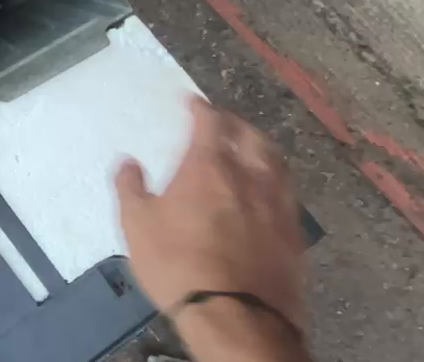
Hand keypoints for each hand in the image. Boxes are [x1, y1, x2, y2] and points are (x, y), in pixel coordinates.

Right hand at [115, 98, 306, 338]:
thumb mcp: (136, 223)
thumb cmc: (177, 264)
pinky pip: (287, 200)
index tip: (192, 101)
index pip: (209, 124)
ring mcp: (277, 211)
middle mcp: (248, 181)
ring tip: (251, 151)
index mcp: (207, 169)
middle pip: (253, 140)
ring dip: (262, 152)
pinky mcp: (294, 242)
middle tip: (225, 121)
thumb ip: (130, 187)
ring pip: (277, 168)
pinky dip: (275, 186)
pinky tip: (266, 196)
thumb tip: (128, 163)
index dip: (201, 108)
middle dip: (238, 125)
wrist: (236, 321)